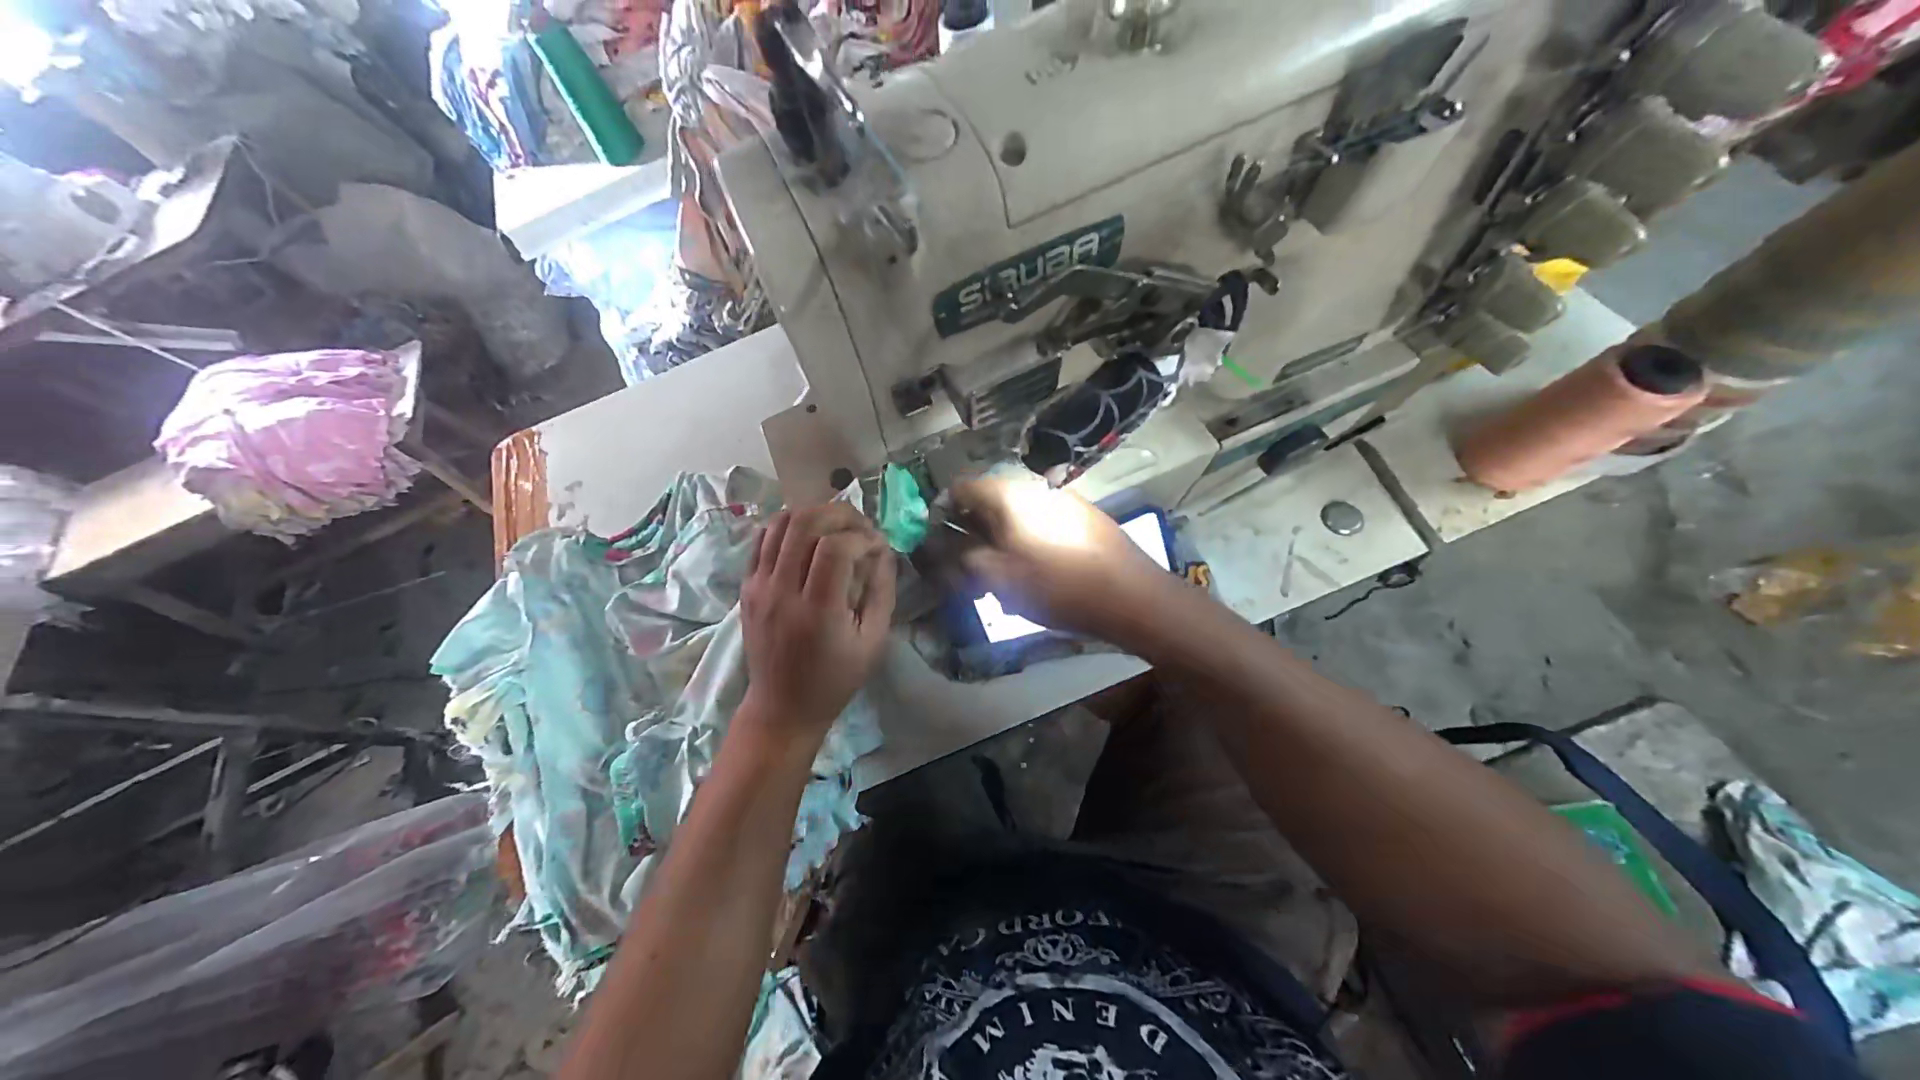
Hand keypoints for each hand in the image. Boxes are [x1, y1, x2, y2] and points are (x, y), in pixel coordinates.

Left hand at [740, 503, 896, 745]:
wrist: (782, 706)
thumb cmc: (835, 679)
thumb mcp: (873, 642)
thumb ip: (882, 592)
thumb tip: (883, 550)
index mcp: (817, 612)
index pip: (836, 549)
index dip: (862, 537)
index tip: (878, 547)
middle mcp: (782, 593)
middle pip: (804, 525)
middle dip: (839, 514)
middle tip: (860, 524)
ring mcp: (759, 587)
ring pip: (780, 524)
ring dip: (812, 514)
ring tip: (835, 524)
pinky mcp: (747, 587)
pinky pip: (763, 539)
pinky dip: (787, 527)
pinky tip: (807, 536)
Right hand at [949, 472, 1176, 643]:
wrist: (1133, 597)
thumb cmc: (1057, 586)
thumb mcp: (998, 578)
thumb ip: (961, 559)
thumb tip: (938, 546)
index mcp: (1009, 494)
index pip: (959, 488)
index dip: (941, 514)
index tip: (937, 545)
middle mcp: (1035, 487)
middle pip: (988, 502)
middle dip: (972, 532)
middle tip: (970, 569)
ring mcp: (1063, 500)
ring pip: (1016, 516)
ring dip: (1001, 541)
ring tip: (1004, 578)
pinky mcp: (1084, 518)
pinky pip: (1042, 525)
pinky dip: (1028, 544)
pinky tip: (1037, 575)